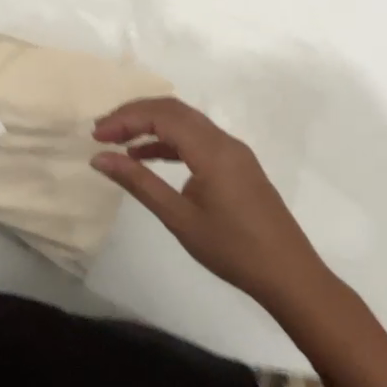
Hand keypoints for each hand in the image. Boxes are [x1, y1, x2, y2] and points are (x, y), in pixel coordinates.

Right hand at [90, 97, 330, 307]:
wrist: (290, 276)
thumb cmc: (233, 249)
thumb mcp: (178, 217)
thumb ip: (138, 182)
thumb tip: (99, 158)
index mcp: (213, 151)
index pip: (161, 115)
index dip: (124, 119)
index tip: (96, 136)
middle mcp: (225, 143)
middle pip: (173, 110)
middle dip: (133, 115)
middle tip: (102, 132)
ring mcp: (235, 153)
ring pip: (185, 122)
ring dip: (150, 125)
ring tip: (117, 141)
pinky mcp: (238, 166)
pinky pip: (197, 139)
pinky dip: (168, 140)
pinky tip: (145, 157)